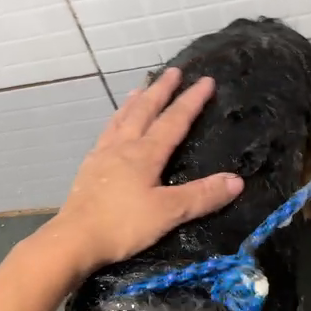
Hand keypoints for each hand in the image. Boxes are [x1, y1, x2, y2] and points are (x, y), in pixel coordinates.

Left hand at [39, 68, 243, 274]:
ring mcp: (102, 156)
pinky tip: (112, 128)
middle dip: (161, 91)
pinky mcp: (89, 170)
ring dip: (134, 102)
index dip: (191, 101)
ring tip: (140, 89)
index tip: (206, 81)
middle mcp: (123, 147)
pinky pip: (105, 134)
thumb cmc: (122, 226)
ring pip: (121, 120)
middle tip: (173, 71)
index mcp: (145, 154)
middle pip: (144, 111)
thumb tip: (236, 181)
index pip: (174, 121)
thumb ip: (201, 196)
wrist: (74, 239)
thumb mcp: (168, 213)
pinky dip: (114, 122)